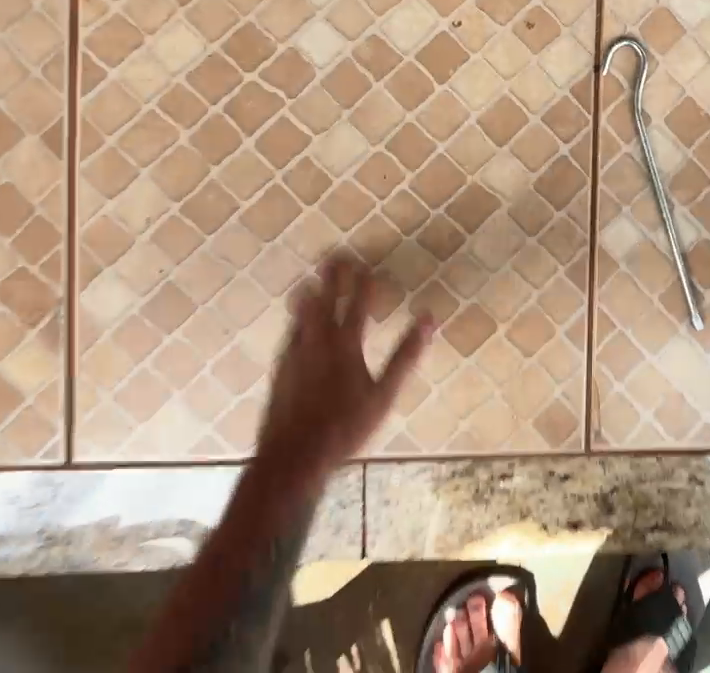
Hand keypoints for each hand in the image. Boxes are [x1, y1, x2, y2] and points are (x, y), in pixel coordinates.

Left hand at [254, 254, 432, 492]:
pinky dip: (296, 319)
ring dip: (311, 293)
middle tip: (336, 255)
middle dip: (333, 277)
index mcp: (347, 344)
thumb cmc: (345, 426)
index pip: (358, 303)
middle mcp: (318, 341)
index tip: (366, 263)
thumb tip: (428, 320)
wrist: (294, 454)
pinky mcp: (281, 367)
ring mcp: (296, 353)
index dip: (363, 281)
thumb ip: (406, 355)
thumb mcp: (384, 394)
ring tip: (311, 279)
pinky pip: (289, 332)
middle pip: (327, 300)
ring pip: (302, 314)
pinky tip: (295, 322)